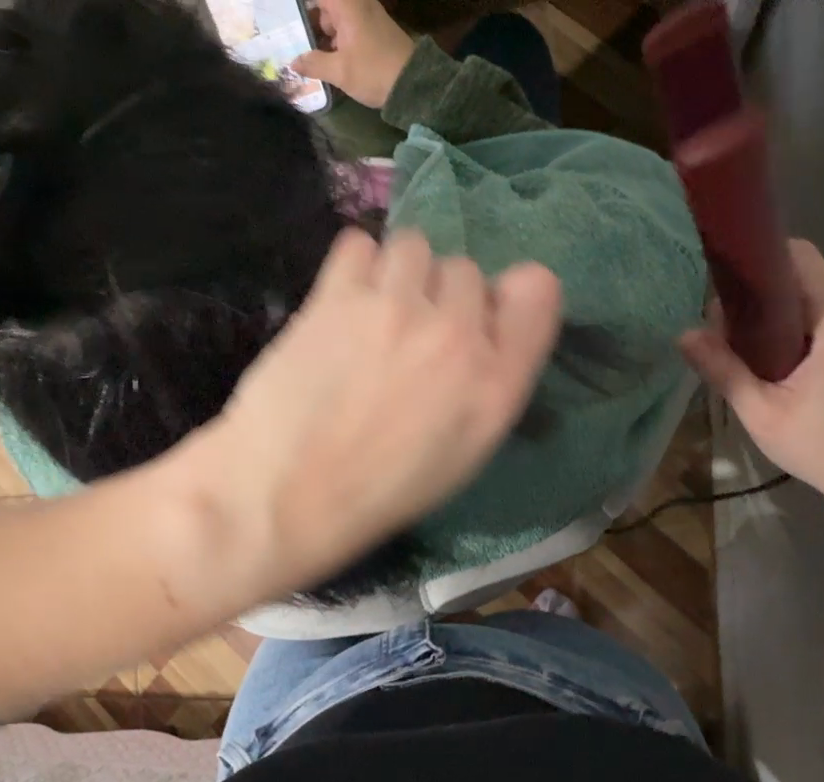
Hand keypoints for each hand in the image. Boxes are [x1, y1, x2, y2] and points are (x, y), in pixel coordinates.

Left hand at [195, 228, 560, 592]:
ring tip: (369, 317)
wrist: (285, 495)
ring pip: (414, 246)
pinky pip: (359, 244)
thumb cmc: (375, 494)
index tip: (476, 324)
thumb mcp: (460, 457)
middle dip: (441, 297)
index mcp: (496, 385)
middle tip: (404, 339)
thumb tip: (485, 323)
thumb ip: (486, 384)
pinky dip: (353, 267)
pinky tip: (339, 306)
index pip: (537, 291)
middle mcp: (456, 336)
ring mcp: (395, 309)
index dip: (506, 299)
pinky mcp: (336, 297)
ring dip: (397, 274)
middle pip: (466, 270)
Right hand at [291, 0, 417, 108]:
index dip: (302, 7)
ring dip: (321, 36)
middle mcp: (356, 5)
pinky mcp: (373, 31)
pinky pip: (347, 30)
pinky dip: (335, 42)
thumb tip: (293, 62)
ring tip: (305, 57)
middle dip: (309, 24)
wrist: (412, 83)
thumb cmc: (373, 72)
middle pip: (325, 8)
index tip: (286, 18)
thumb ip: (314, 63)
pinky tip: (325, 60)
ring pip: (335, 20)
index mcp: (347, 6)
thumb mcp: (339, 71)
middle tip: (291, 44)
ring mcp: (366, 17)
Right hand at [679, 239, 823, 517]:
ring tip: (739, 353)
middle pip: (799, 281)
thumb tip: (681, 335)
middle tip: (719, 333)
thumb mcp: (761, 411)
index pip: (795, 256)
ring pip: (809, 305)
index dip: (754, 263)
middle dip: (757, 299)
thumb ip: (722, 369)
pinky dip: (793, 335)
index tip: (717, 286)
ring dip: (772, 321)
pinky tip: (771, 368)